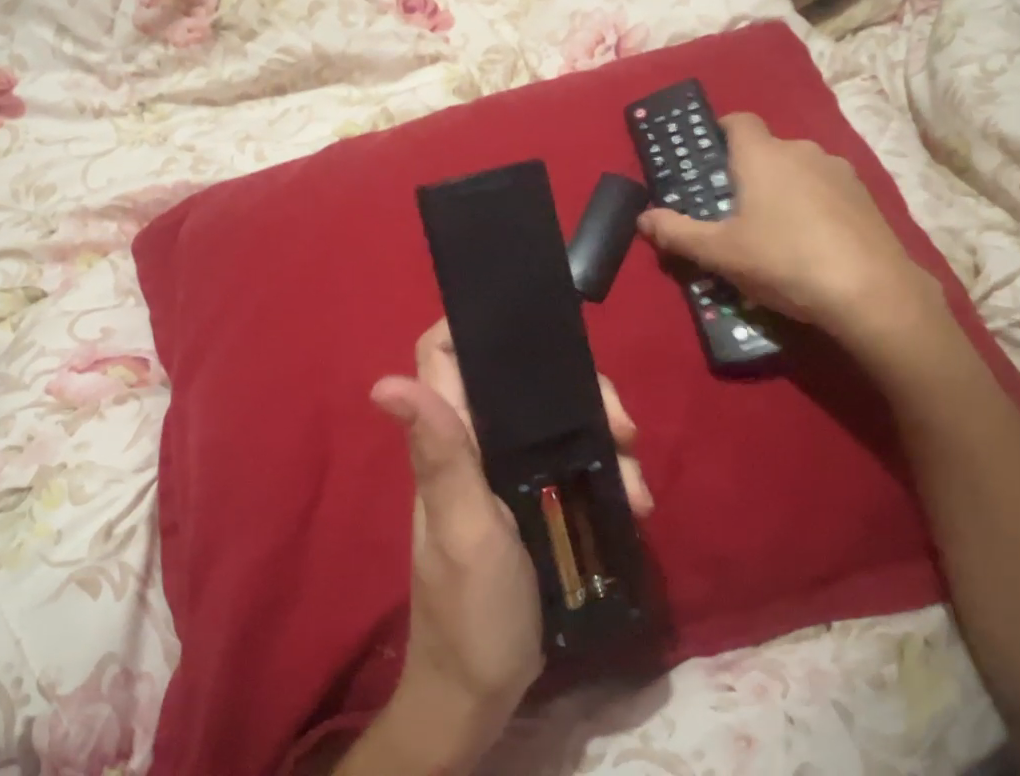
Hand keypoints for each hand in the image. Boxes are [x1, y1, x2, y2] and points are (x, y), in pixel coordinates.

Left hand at [361, 321, 650, 769]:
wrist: (484, 693)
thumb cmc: (471, 610)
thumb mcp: (464, 530)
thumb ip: (439, 454)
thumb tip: (383, 383)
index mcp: (448, 442)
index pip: (442, 358)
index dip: (473, 328)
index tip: (533, 326)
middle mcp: (475, 447)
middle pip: (519, 384)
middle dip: (577, 392)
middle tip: (623, 425)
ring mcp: (507, 476)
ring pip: (557, 423)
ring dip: (603, 438)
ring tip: (635, 482)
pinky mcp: (537, 504)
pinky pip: (575, 465)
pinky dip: (607, 473)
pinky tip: (635, 501)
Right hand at [636, 113, 943, 346]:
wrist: (871, 291)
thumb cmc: (783, 261)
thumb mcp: (720, 253)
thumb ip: (677, 233)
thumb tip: (643, 218)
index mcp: (763, 155)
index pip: (738, 121)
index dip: (719, 133)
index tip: (706, 161)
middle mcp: (802, 150)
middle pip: (766, 150)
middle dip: (746, 174)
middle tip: (730, 213)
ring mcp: (839, 172)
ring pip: (798, 171)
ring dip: (781, 191)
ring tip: (771, 233)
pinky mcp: (865, 197)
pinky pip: (825, 191)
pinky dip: (811, 207)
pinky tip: (809, 244)